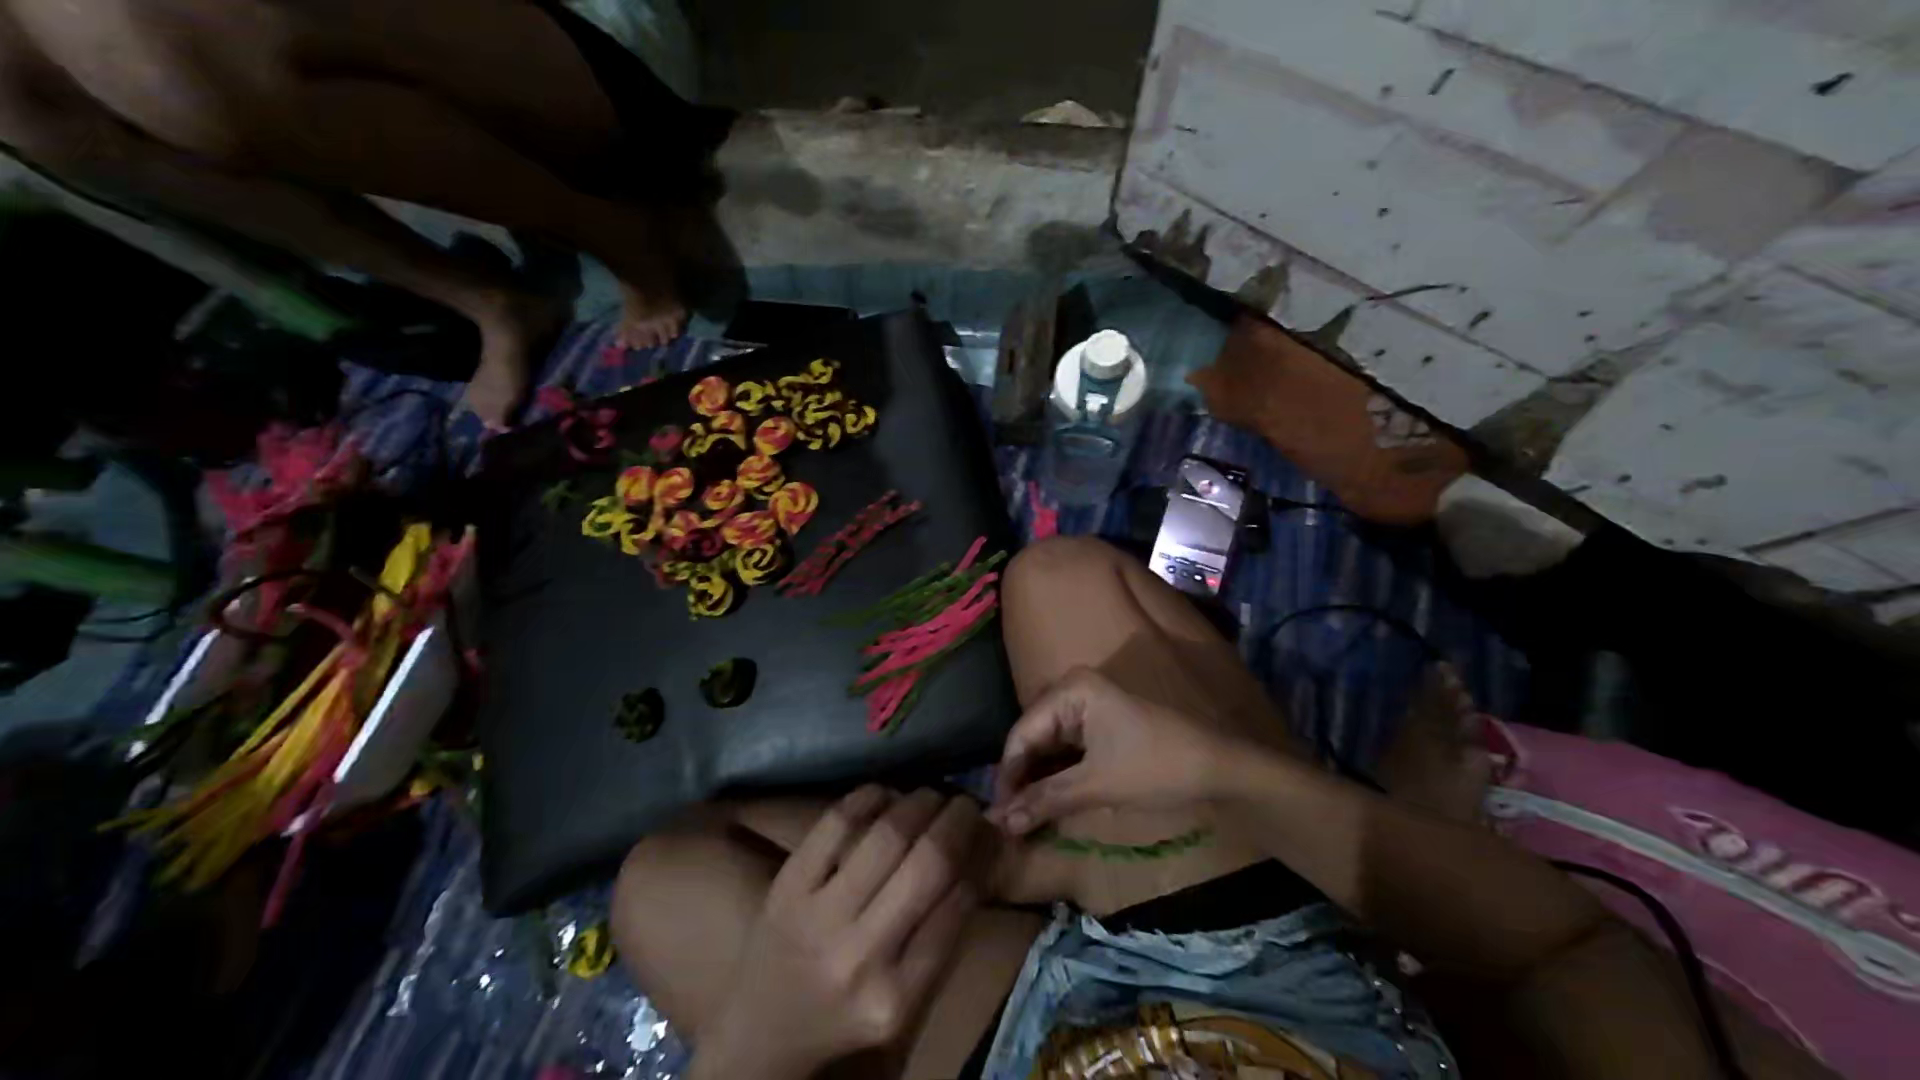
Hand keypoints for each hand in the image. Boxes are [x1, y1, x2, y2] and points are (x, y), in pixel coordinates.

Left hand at [692, 787, 985, 1079]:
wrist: (763, 1033)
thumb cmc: (847, 1012)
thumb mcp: (905, 994)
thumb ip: (943, 930)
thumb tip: (981, 850)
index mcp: (898, 995)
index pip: (957, 905)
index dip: (980, 855)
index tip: (988, 830)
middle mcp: (860, 957)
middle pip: (927, 863)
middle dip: (957, 820)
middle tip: (966, 804)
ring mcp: (818, 917)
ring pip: (886, 835)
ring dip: (919, 802)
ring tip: (931, 796)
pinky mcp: (786, 887)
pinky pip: (837, 823)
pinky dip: (870, 797)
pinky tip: (886, 795)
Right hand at [987, 667, 1242, 836]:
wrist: (1219, 768)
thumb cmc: (1156, 767)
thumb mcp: (1097, 785)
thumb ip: (1045, 800)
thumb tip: (1000, 823)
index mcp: (1070, 691)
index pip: (1022, 733)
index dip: (1007, 775)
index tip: (996, 815)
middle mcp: (1072, 691)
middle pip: (1032, 737)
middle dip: (1020, 778)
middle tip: (1007, 820)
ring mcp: (1087, 707)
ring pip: (1047, 745)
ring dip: (1036, 780)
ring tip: (1021, 816)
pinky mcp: (1099, 726)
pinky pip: (1065, 749)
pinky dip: (1055, 775)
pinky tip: (1045, 802)